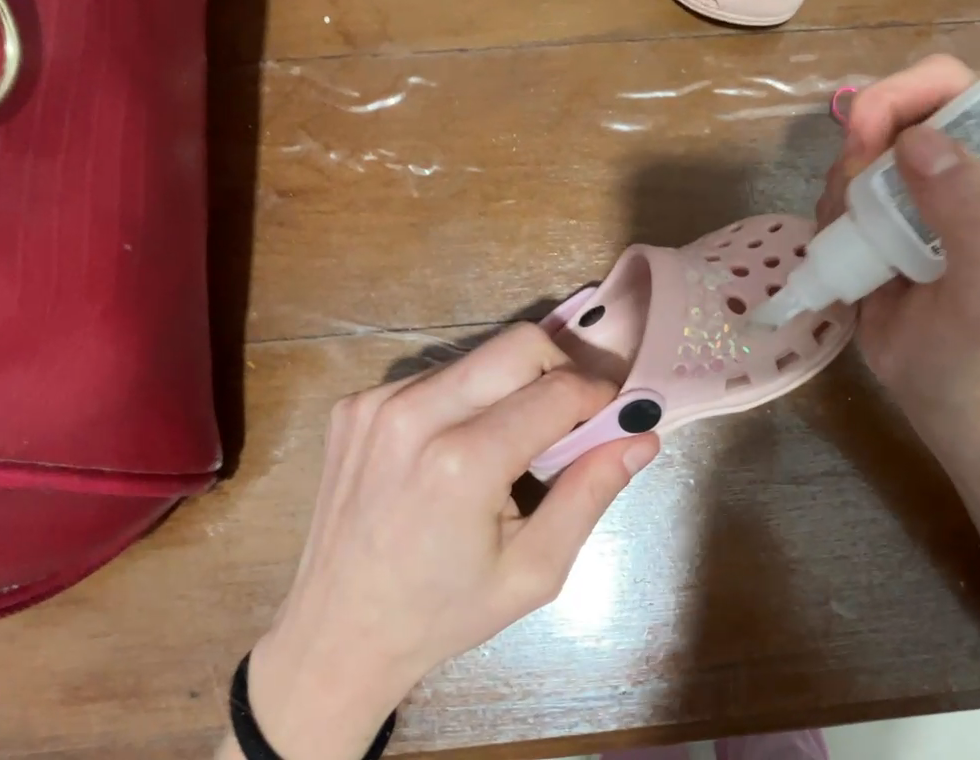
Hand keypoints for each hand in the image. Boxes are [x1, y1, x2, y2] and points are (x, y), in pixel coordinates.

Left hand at [238, 324, 658, 759]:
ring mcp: (377, 401)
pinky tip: (456, 448)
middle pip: (520, 344)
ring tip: (509, 440)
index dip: (599, 397)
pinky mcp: (355, 403)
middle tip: (568, 417)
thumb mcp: (534, 571)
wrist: (336, 635)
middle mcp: (416, 413)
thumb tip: (643, 436)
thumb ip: (591, 494)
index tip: (612, 417)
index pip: (559, 389)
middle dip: (559, 370)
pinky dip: (466, 398)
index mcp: (463, 462)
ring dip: (511, 385)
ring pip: (479, 355)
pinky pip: (436, 375)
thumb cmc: (443, 613)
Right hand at [818, 55, 979, 463]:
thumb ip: (974, 216)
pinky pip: (839, 189)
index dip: (914, 91)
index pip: (966, 89)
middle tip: (851, 191)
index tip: (873, 134)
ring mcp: (915, 193)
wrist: (945, 400)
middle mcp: (960, 169)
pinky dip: (830, 212)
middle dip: (864, 139)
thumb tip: (918, 140)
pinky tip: (847, 253)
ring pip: (861, 148)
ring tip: (858, 241)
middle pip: (900, 107)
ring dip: (843, 184)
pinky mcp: (877, 219)